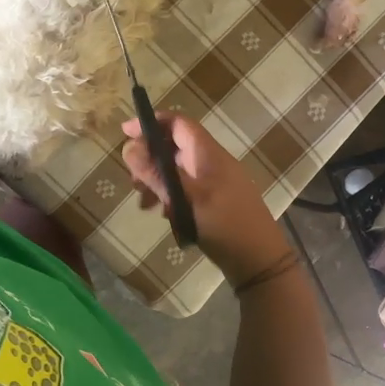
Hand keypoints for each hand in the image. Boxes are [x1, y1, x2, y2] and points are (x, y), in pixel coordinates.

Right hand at [121, 114, 294, 289]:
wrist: (260, 262)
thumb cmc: (223, 224)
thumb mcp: (185, 198)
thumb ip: (156, 173)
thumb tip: (128, 147)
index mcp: (208, 154)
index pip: (178, 123)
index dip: (151, 122)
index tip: (125, 132)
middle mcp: (212, 162)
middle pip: (174, 147)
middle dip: (149, 159)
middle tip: (133, 181)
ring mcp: (215, 182)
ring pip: (178, 171)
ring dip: (157, 181)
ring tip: (144, 203)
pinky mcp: (216, 202)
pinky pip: (187, 189)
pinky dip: (171, 196)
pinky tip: (163, 215)